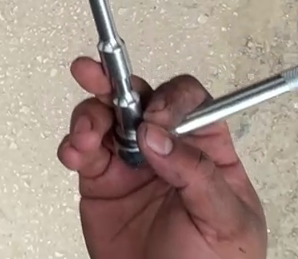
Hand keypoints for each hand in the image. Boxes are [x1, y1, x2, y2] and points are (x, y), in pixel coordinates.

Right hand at [56, 58, 266, 258]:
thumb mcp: (225, 224)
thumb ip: (196, 174)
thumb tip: (156, 133)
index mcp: (207, 152)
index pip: (188, 102)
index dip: (168, 100)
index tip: (152, 119)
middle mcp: (167, 149)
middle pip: (139, 97)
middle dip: (112, 80)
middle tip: (92, 73)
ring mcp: (130, 162)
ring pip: (104, 114)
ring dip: (88, 115)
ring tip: (85, 138)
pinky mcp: (100, 179)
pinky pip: (81, 148)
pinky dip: (72, 144)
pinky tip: (74, 153)